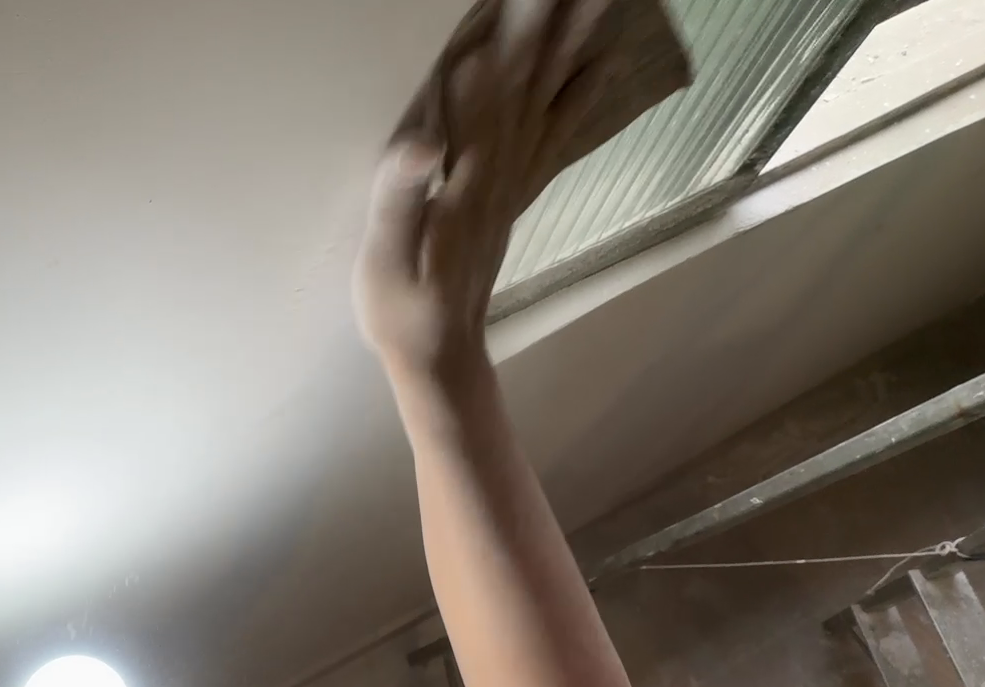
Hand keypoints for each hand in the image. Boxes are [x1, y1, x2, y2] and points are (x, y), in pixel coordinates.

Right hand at [354, 0, 617, 379]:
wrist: (441, 354)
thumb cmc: (400, 310)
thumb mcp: (383, 261)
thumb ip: (399, 199)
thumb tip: (423, 139)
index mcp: (463, 176)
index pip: (485, 82)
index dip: (501, 26)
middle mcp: (497, 169)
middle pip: (527, 76)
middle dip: (548, 14)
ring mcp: (510, 183)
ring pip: (549, 95)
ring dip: (575, 37)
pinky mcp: (512, 199)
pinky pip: (555, 138)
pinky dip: (581, 97)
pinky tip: (600, 65)